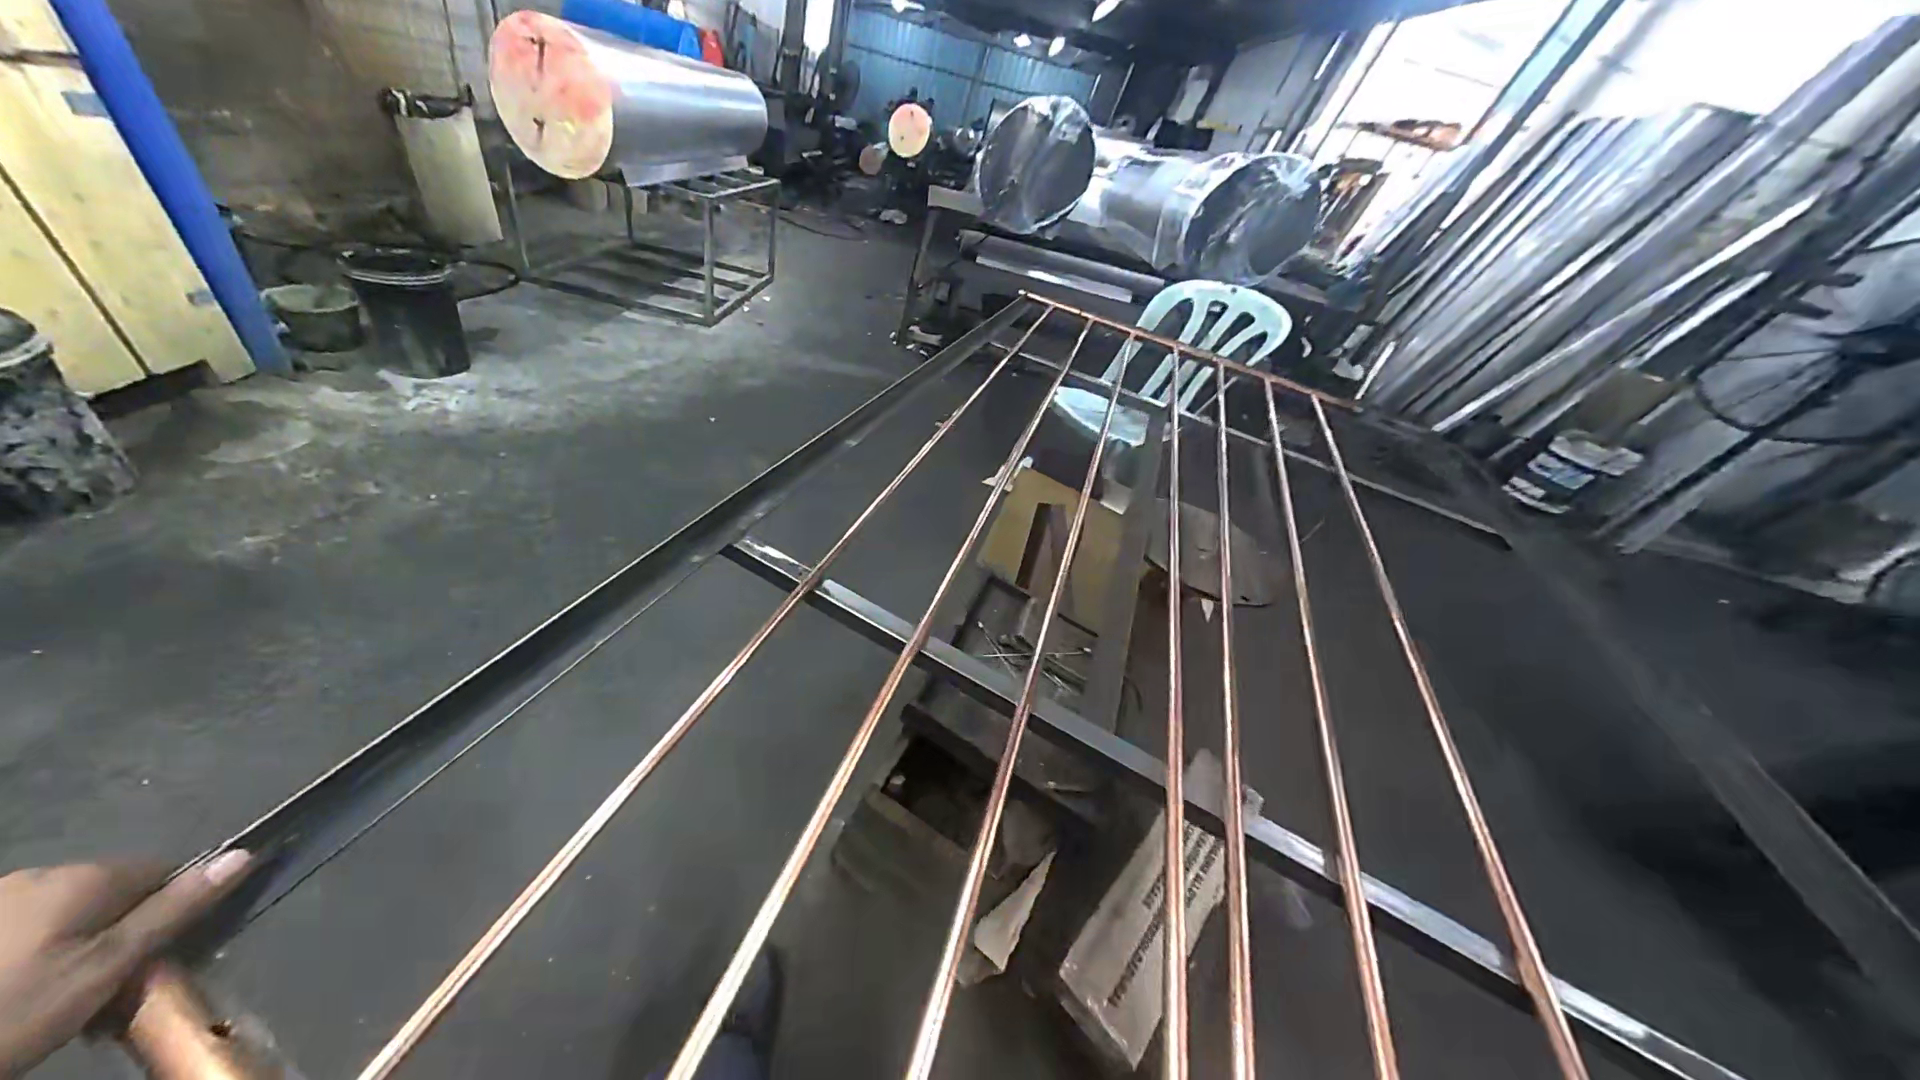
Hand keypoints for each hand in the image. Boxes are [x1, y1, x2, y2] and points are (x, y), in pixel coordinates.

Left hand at [0, 851, 250, 1076]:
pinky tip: (13, 992)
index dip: (173, 909)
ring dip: (72, 944)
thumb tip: (245, 853)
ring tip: (54, 996)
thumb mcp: (105, 968)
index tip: (157, 956)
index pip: (167, 871)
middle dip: (119, 929)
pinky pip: (19, 927)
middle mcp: (40, 872)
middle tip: (105, 986)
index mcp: (87, 874)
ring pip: (63, 912)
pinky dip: (28, 954)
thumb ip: (176, 908)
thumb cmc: (12, 1010)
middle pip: (112, 891)